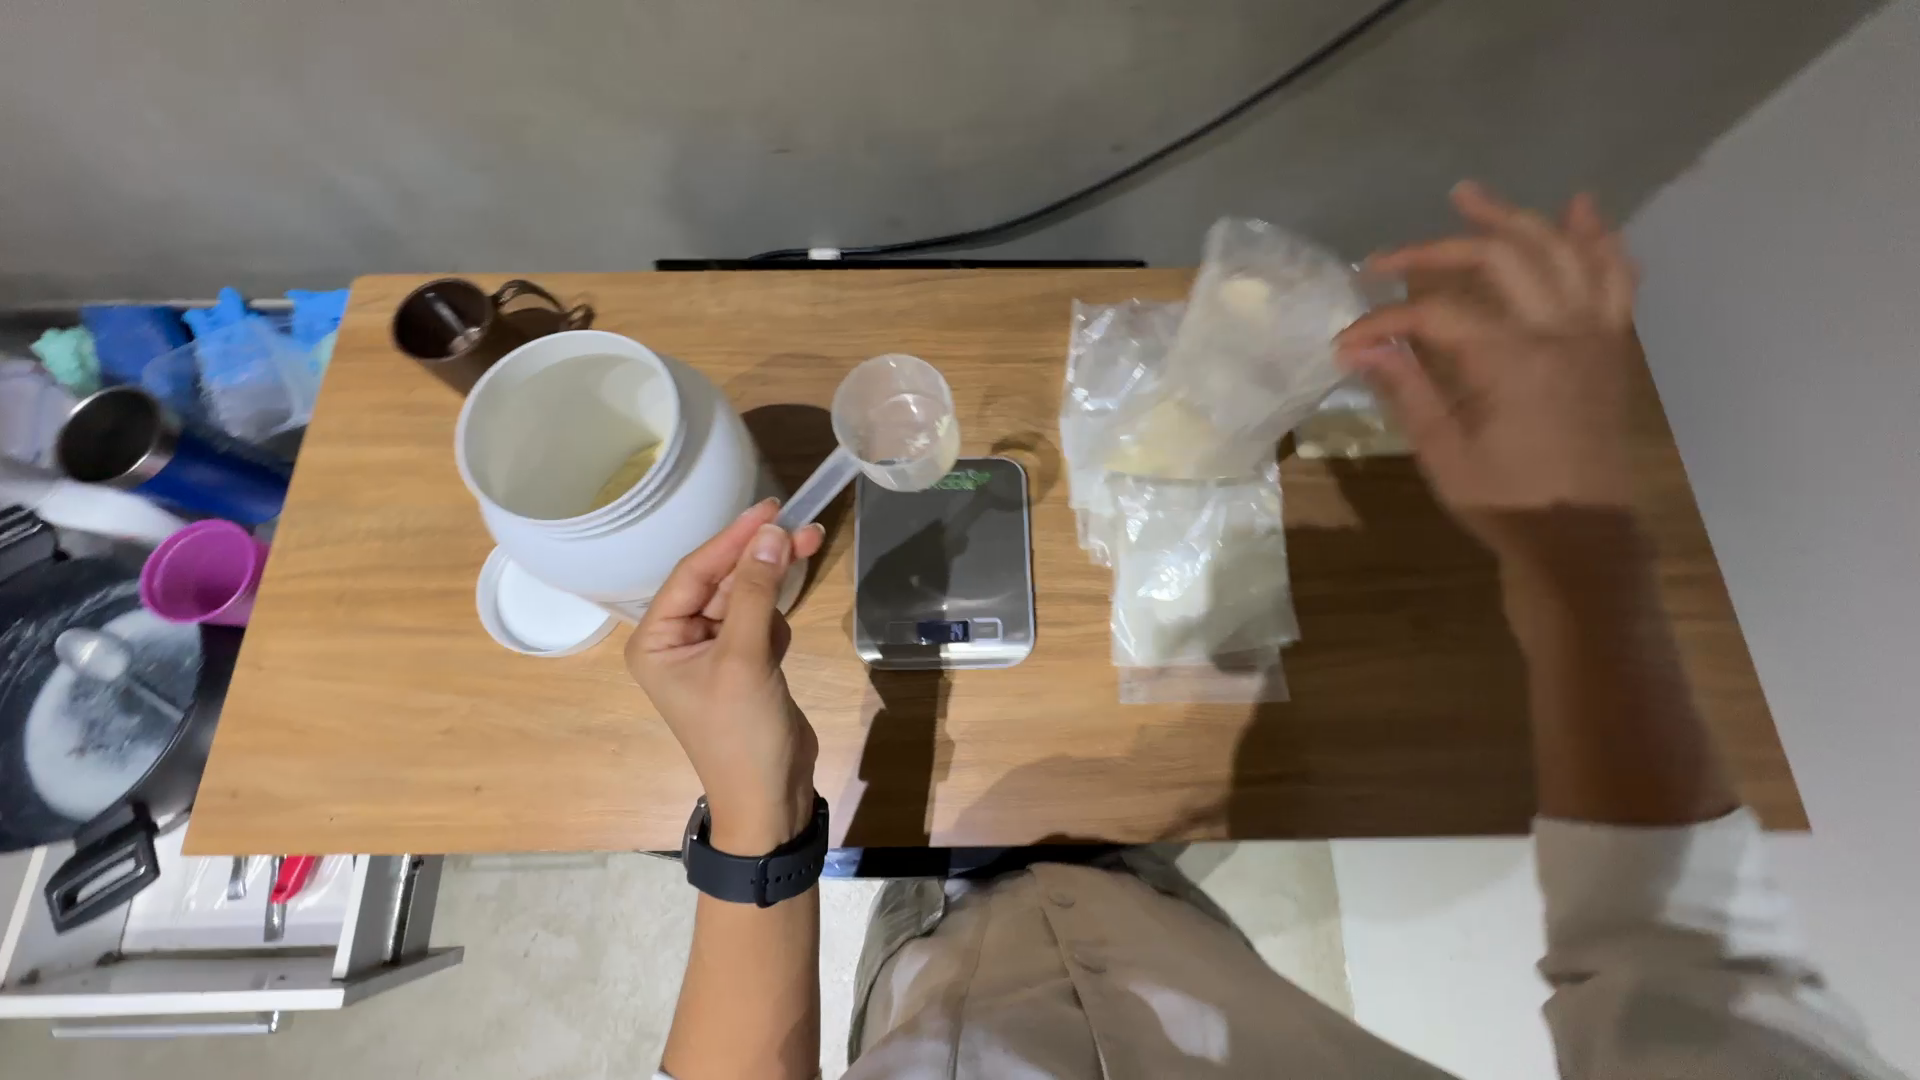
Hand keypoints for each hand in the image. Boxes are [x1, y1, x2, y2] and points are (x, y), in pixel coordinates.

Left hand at [626, 498, 826, 853]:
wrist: (771, 795)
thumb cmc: (742, 732)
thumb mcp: (745, 658)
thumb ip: (754, 592)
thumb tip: (771, 532)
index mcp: (658, 640)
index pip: (694, 572)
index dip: (732, 537)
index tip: (771, 508)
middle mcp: (679, 640)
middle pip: (721, 579)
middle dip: (760, 556)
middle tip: (803, 527)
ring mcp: (713, 651)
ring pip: (744, 595)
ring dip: (774, 579)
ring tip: (810, 549)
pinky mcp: (744, 661)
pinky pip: (759, 618)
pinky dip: (776, 616)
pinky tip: (784, 636)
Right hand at [1336, 182, 1641, 555]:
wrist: (1578, 531)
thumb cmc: (1501, 499)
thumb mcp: (1439, 451)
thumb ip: (1405, 389)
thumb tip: (1356, 349)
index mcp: (1511, 361)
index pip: (1435, 315)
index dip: (1382, 322)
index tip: (1343, 342)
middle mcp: (1559, 330)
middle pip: (1500, 259)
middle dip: (1436, 251)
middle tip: (1385, 258)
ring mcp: (1593, 331)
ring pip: (1561, 249)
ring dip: (1514, 218)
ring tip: (1469, 198)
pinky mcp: (1609, 343)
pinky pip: (1613, 274)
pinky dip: (1596, 238)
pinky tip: (1577, 211)